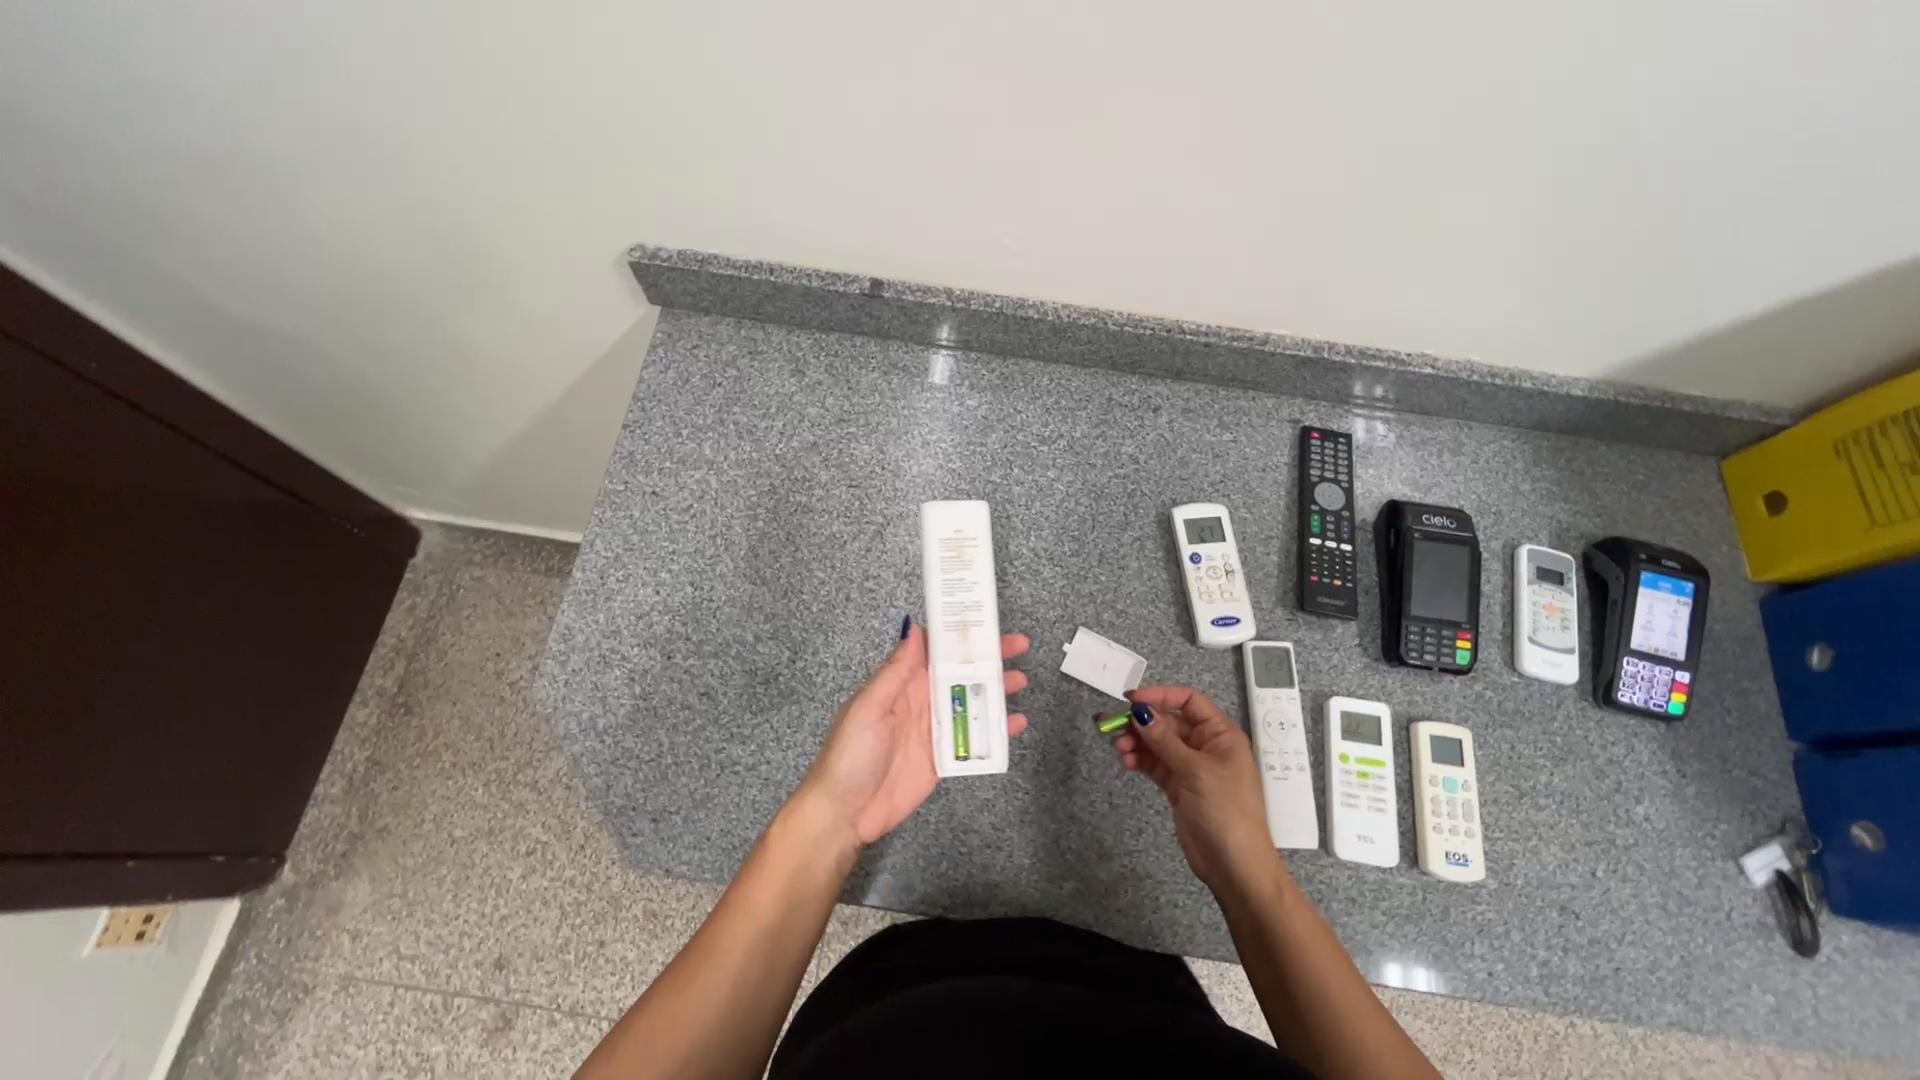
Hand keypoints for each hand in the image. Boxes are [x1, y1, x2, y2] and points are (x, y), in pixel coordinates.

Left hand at [795, 622, 1029, 846]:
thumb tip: (914, 629)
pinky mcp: (943, 758)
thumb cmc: (849, 756)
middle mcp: (920, 702)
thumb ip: (895, 672)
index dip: (959, 635)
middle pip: (959, 673)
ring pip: (971, 702)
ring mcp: (933, 730)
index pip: (934, 650)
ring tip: (1021, 680)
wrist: (845, 813)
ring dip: (996, 689)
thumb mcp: (868, 707)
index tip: (985, 620)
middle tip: (1018, 645)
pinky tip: (1016, 723)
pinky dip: (997, 730)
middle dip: (989, 658)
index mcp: (900, 684)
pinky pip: (975, 738)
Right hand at [1111, 685, 1276, 890]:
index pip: (1188, 701)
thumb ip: (1165, 740)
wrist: (1234, 865)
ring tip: (1119, 749)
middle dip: (1142, 723)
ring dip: (1137, 742)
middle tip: (1113, 726)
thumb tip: (1140, 712)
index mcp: (1220, 734)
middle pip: (1169, 722)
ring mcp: (1191, 767)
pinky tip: (1127, 763)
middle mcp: (1206, 745)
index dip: (1160, 696)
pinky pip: (1155, 764)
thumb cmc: (1225, 811)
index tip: (1131, 700)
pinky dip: (1140, 761)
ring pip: (1158, 744)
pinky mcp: (1178, 787)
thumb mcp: (1196, 771)